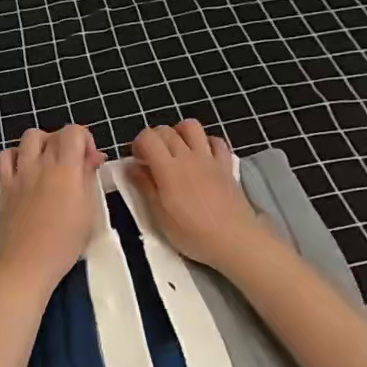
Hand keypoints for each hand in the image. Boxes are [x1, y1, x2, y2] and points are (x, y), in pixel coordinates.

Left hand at [0, 124, 106, 291]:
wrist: (28, 263)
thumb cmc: (66, 242)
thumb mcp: (89, 210)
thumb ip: (89, 178)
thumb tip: (93, 157)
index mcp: (66, 168)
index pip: (74, 132)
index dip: (86, 140)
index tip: (90, 163)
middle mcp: (41, 163)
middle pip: (53, 134)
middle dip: (67, 142)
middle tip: (73, 165)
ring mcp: (19, 173)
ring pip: (28, 137)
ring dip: (42, 144)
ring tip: (49, 163)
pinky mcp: (4, 185)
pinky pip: (5, 156)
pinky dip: (16, 156)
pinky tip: (25, 170)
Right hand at [129, 119, 274, 269]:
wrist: (234, 239)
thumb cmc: (192, 233)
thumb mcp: (160, 215)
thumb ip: (146, 187)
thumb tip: (132, 167)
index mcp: (168, 169)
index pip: (148, 138)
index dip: (138, 144)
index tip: (137, 160)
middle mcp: (188, 156)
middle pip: (167, 131)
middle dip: (154, 138)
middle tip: (152, 158)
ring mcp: (209, 158)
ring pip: (192, 127)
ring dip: (179, 133)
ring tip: (176, 150)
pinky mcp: (226, 165)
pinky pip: (216, 141)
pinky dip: (206, 142)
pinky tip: (202, 156)